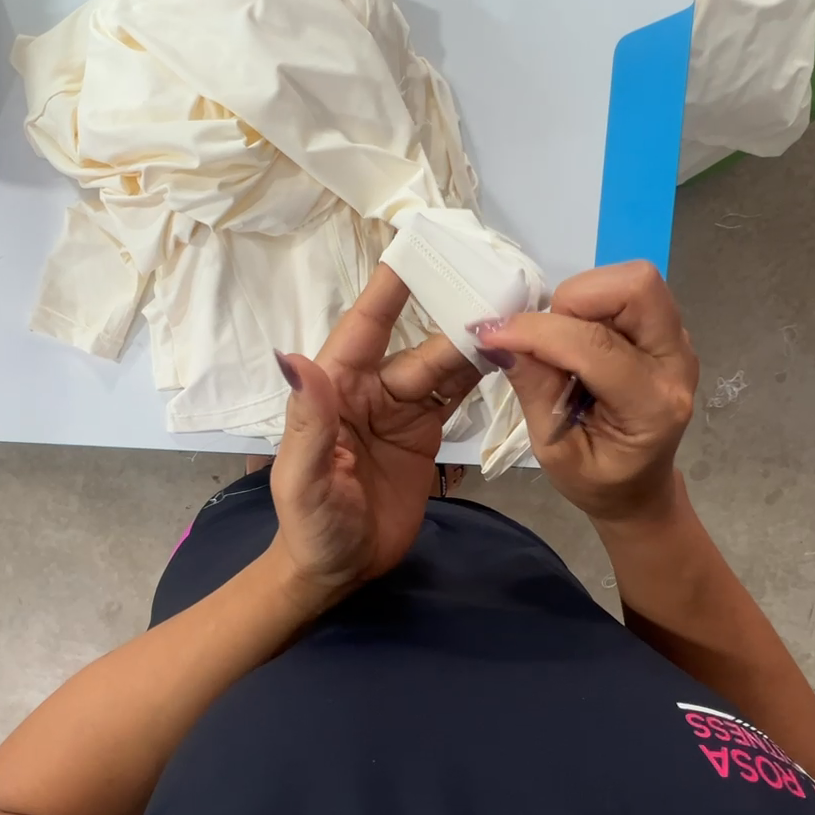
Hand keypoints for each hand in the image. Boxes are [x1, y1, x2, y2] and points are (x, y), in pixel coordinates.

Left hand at [268, 264, 481, 602]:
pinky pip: (454, 396)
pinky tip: (510, 356)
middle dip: (455, 317)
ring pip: (442, 367)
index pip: (363, 327)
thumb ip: (308, 421)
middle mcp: (370, 390)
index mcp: (336, 390)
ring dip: (475, 344)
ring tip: (519, 317)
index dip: (389, 289)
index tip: (418, 245)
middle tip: (500, 285)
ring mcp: (401, 411)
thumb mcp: (304, 478)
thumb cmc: (311, 524)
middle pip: (418, 347)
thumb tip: (295, 358)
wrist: (339, 569)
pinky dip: (480, 376)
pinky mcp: (426, 434)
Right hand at [476, 261, 698, 524]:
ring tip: (561, 343)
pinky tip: (576, 342)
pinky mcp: (667, 331)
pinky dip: (591, 305)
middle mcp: (676, 363)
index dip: (535, 332)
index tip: (490, 334)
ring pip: (633, 281)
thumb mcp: (554, 452)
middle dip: (574, 299)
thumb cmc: (597, 480)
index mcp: (651, 406)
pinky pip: (629, 293)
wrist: (638, 490)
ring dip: (582, 300)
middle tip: (546, 337)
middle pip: (636, 287)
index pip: (593, 345)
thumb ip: (534, 391)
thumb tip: (502, 339)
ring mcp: (677, 342)